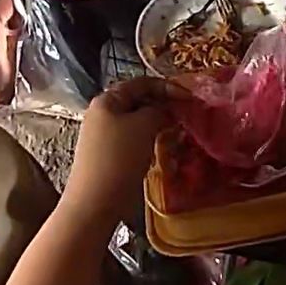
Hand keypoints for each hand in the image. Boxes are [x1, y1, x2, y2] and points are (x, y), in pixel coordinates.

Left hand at [63, 77, 176, 218]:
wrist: (95, 201)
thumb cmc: (119, 157)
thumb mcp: (144, 126)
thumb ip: (160, 110)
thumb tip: (170, 108)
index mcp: (108, 100)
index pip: (142, 83)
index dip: (168, 86)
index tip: (190, 97)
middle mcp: (104, 112)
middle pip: (140, 99)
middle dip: (165, 103)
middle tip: (187, 112)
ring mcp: (105, 133)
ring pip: (139, 119)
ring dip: (160, 120)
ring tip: (179, 128)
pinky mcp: (110, 152)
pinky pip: (135, 136)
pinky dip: (152, 135)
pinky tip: (164, 143)